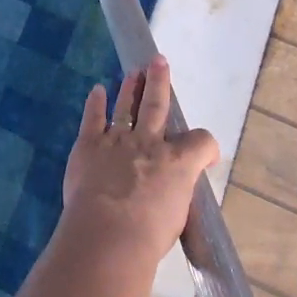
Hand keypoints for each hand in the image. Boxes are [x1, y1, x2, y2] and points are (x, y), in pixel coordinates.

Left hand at [60, 55, 220, 261]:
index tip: (207, 153)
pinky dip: (95, 103)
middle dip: (159, 82)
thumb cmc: (148, 235)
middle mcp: (149, 142)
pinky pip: (93, 117)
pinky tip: (97, 91)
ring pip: (126, 106)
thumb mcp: (179, 216)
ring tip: (134, 72)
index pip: (202, 141)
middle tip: (158, 61)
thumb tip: (173, 189)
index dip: (207, 146)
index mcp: (177, 162)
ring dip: (130, 88)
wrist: (107, 233)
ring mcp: (117, 139)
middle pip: (157, 104)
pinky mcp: (89, 143)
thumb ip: (177, 193)